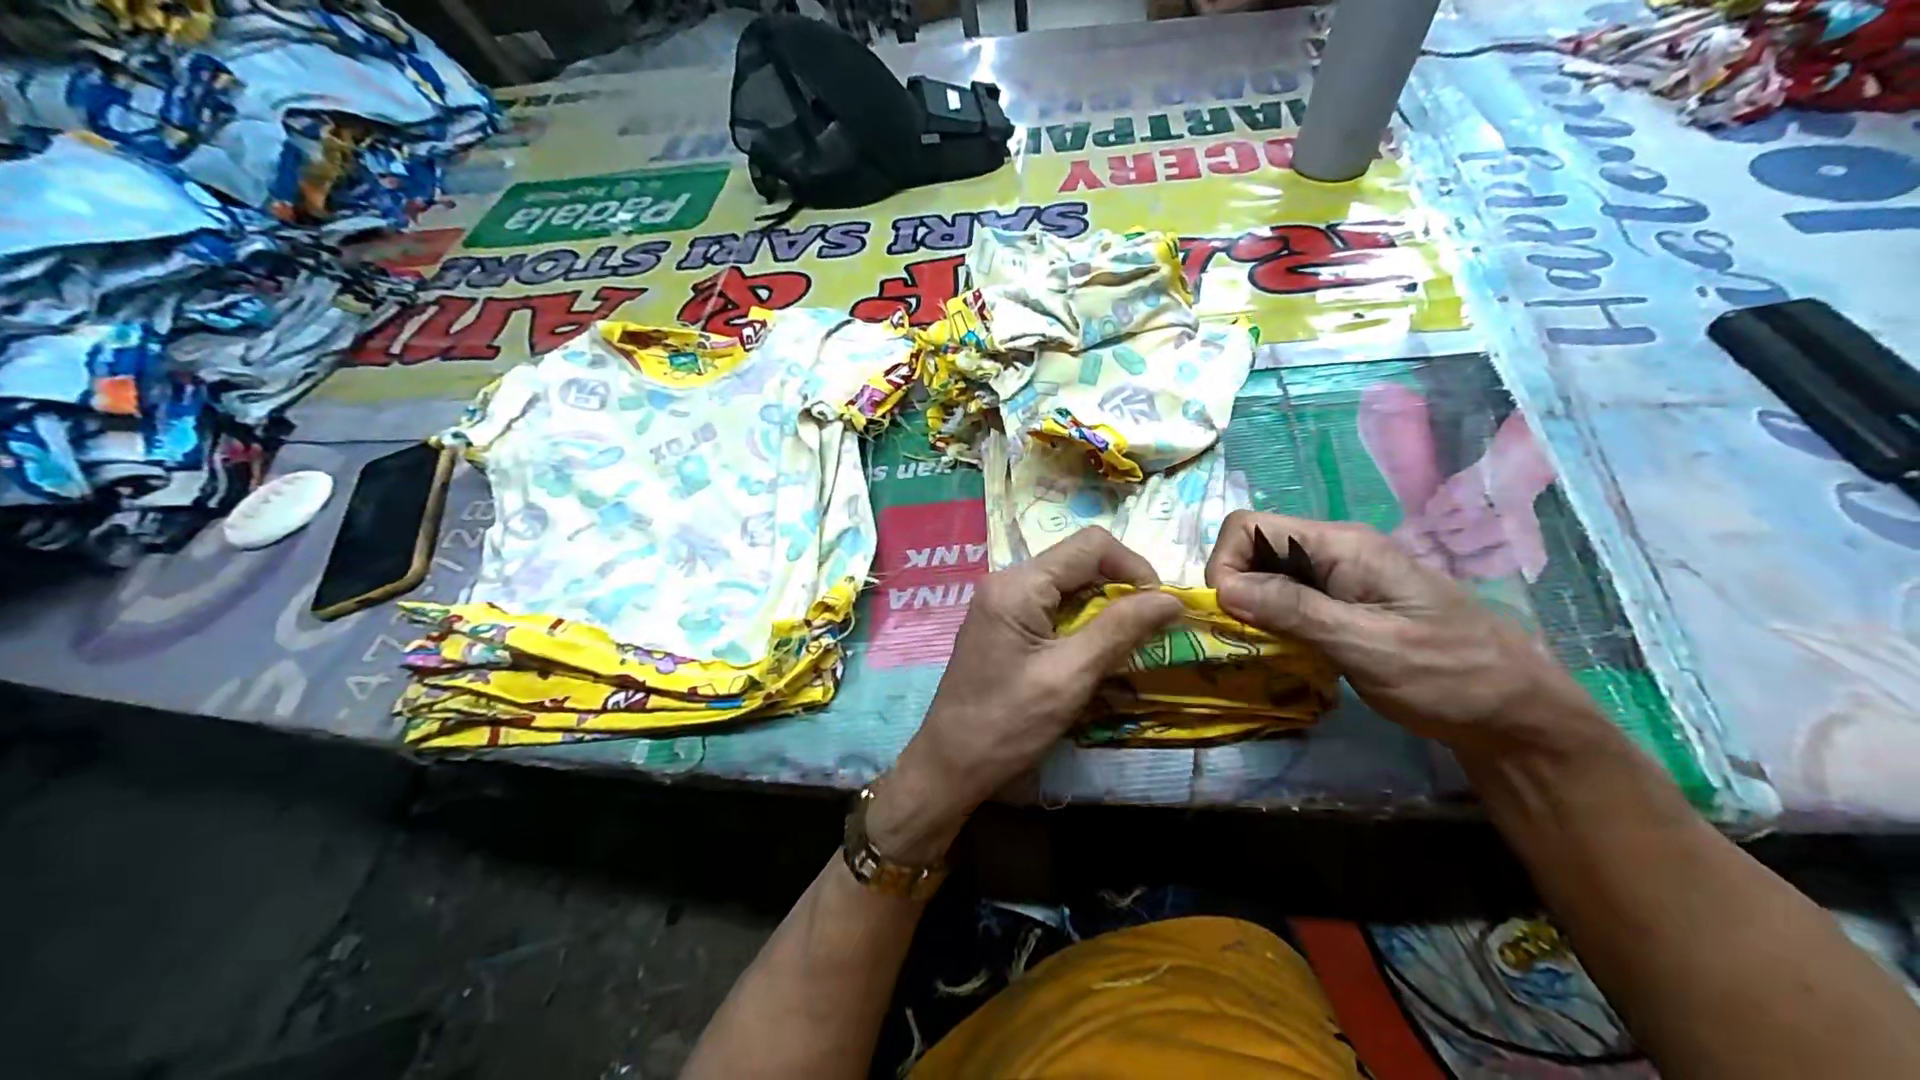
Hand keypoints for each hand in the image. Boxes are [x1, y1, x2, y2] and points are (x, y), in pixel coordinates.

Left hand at [868, 527, 1182, 863]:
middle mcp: (1006, 582)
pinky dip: (1081, 623)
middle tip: (1151, 629)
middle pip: (1078, 562)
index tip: (1161, 606)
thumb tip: (1172, 598)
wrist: (949, 767)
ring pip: (1068, 586)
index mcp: (1017, 585)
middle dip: (1121, 588)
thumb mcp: (1071, 676)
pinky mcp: (1002, 626)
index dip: (1134, 566)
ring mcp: (1001, 604)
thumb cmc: (1008, 724)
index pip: (1090, 546)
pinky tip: (1096, 652)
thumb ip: (1121, 630)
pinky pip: (1051, 608)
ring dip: (1104, 608)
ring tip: (1130, 644)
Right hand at [1204, 509, 1607, 758]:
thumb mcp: (1367, 644)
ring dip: (1251, 610)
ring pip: (1265, 576)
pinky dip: (1271, 623)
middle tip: (1246, 638)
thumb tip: (1223, 588)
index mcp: (1342, 546)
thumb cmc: (1448, 675)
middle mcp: (1335, 551)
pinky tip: (1283, 653)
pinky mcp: (1341, 605)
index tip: (1232, 615)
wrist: (1513, 713)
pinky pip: (1286, 601)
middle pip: (1253, 548)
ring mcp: (1339, 578)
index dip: (1226, 564)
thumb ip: (1294, 610)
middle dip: (1235, 589)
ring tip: (1262, 649)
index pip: (1249, 527)